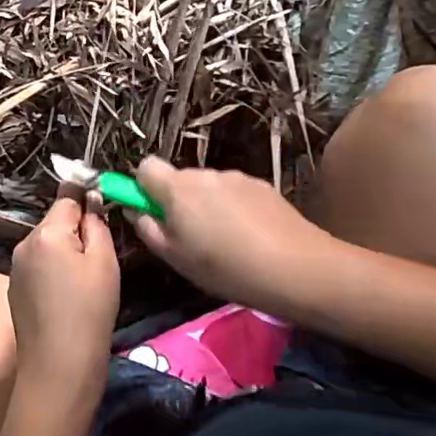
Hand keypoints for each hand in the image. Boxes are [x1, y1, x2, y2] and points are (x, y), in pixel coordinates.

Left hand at [8, 186, 120, 390]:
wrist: (59, 365)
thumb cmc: (90, 311)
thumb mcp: (104, 263)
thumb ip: (96, 225)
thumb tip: (91, 202)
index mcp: (46, 232)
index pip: (66, 197)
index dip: (85, 198)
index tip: (101, 207)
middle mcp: (24, 243)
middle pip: (54, 222)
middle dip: (74, 230)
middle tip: (98, 256)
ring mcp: (15, 266)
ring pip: (45, 244)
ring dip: (63, 251)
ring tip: (84, 280)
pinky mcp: (14, 288)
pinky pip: (37, 265)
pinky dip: (52, 271)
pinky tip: (66, 296)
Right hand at [131, 156, 329, 308]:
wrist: (299, 268)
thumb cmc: (227, 268)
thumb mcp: (176, 258)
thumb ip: (149, 230)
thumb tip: (137, 211)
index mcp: (177, 188)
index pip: (145, 167)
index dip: (144, 188)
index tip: (152, 214)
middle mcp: (204, 173)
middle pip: (179, 179)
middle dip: (178, 202)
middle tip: (191, 238)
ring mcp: (236, 177)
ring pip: (207, 187)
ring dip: (207, 206)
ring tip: (225, 242)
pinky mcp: (262, 185)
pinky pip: (233, 193)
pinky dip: (233, 209)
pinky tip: (249, 237)